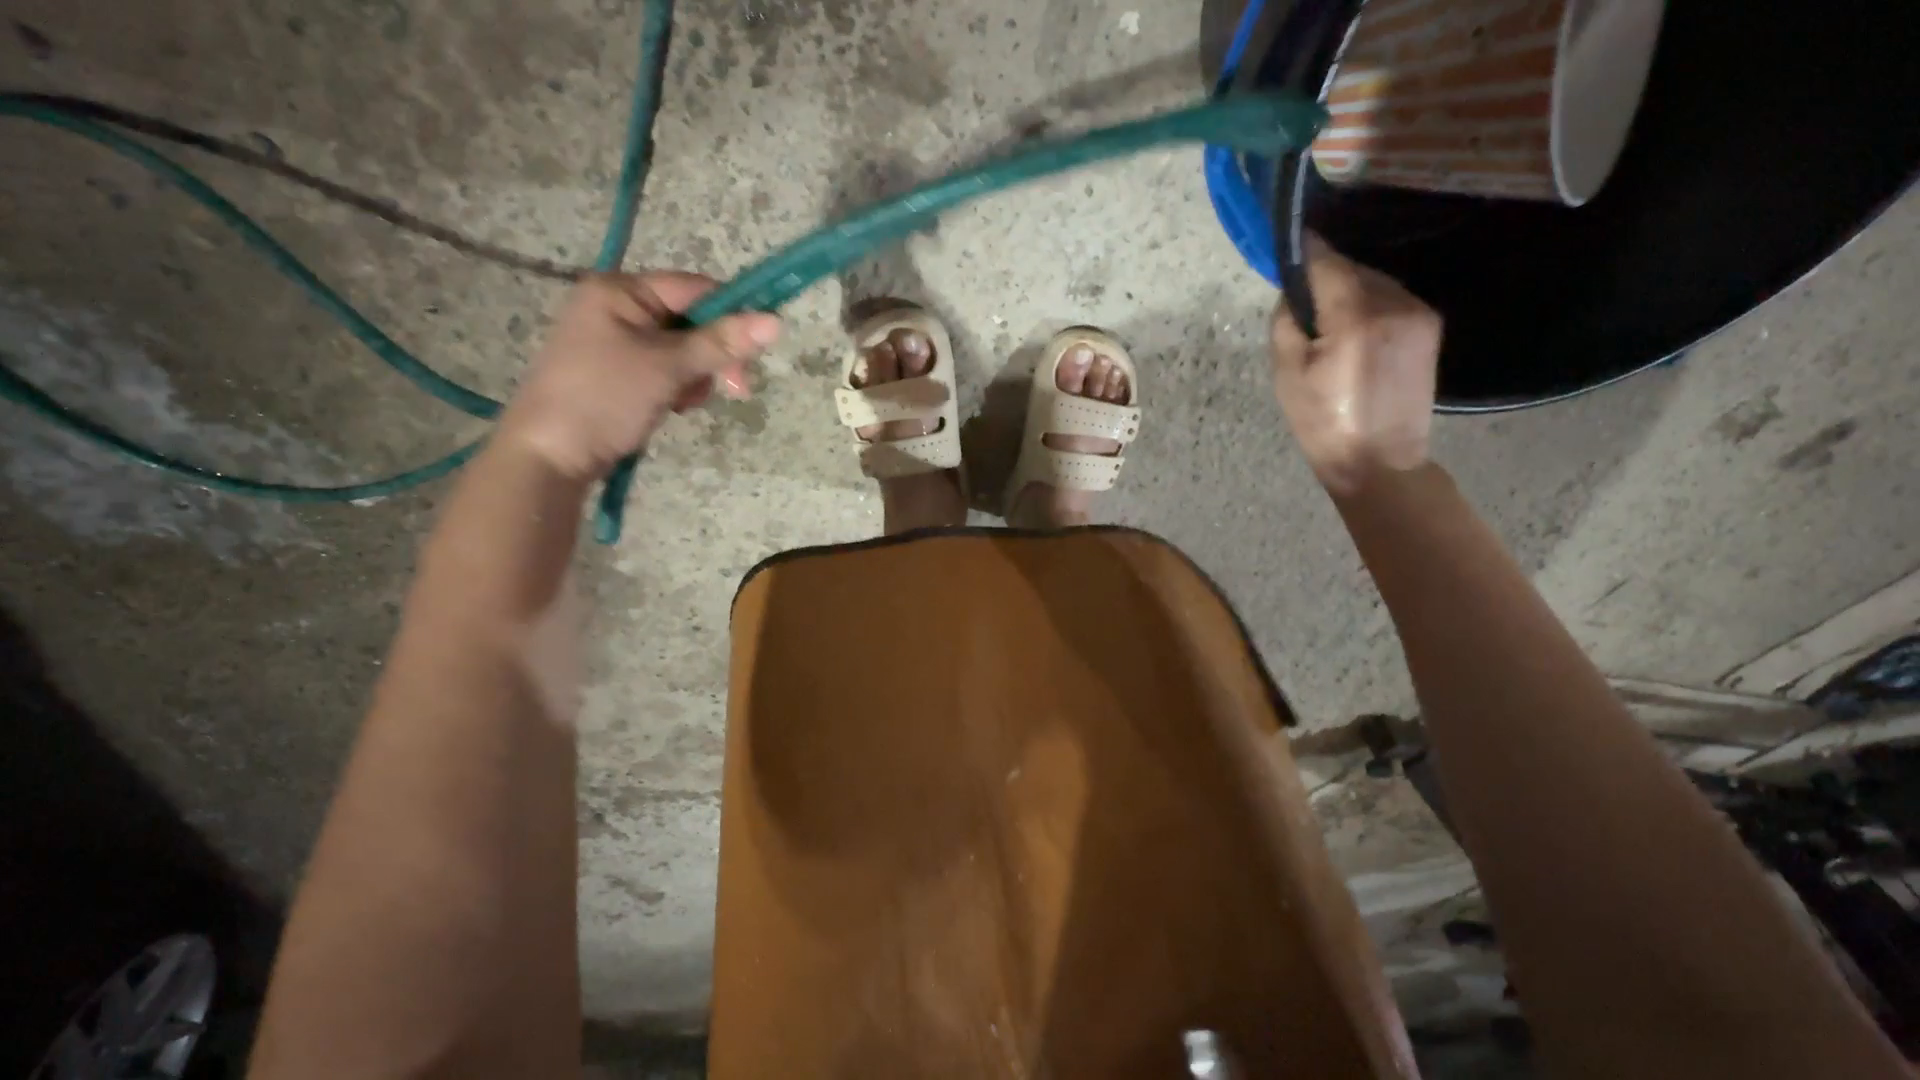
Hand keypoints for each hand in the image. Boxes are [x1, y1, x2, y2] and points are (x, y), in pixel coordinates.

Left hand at [496, 272, 781, 480]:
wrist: (547, 456)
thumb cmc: (604, 400)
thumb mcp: (667, 368)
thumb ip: (721, 343)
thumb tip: (776, 322)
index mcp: (619, 290)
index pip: (694, 288)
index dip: (731, 315)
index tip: (755, 353)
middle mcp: (614, 306)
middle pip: (689, 319)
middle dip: (712, 354)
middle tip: (734, 390)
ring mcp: (612, 339)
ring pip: (680, 348)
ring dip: (695, 375)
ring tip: (684, 403)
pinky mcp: (614, 371)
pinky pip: (662, 368)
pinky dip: (676, 386)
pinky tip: (671, 407)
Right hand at [1270, 235, 1441, 495]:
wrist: (1379, 461)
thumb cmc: (1323, 422)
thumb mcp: (1286, 372)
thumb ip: (1287, 319)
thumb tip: (1294, 289)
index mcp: (1355, 317)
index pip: (1327, 261)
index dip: (1304, 251)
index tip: (1287, 247)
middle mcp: (1394, 304)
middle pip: (1352, 268)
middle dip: (1326, 278)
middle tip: (1304, 304)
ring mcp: (1418, 313)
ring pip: (1374, 281)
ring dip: (1349, 291)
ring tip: (1330, 324)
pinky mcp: (1430, 326)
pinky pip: (1392, 298)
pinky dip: (1370, 304)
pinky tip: (1356, 334)